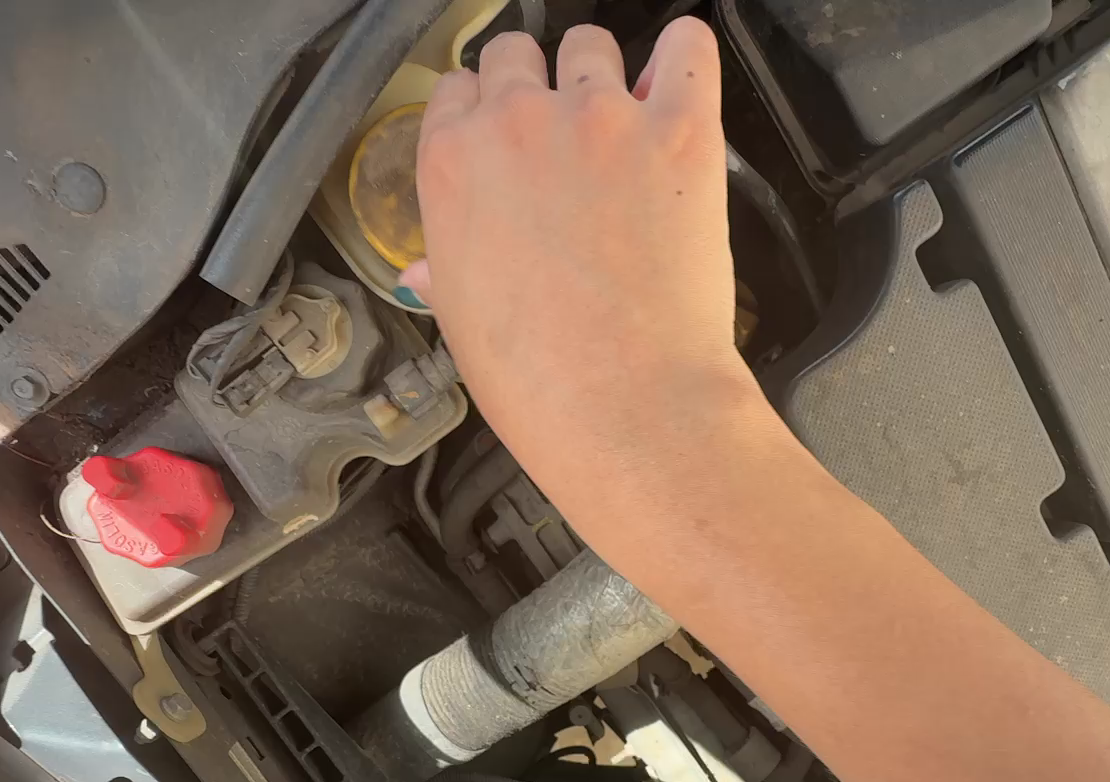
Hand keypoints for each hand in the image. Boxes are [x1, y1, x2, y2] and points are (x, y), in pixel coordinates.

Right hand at [404, 19, 796, 564]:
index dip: (484, 119)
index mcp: (452, 168)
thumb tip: (425, 273)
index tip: (506, 148)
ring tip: (622, 134)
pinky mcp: (678, 132)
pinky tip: (674, 98)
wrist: (621, 407)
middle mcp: (516, 125)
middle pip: (516, 56)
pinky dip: (680, 64)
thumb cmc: (537, 384)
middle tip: (564, 146)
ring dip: (602, 79)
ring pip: (591, 46)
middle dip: (536, 92)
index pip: (457, 96)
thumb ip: (447, 275)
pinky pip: (684, 48)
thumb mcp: (464, 329)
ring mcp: (599, 121)